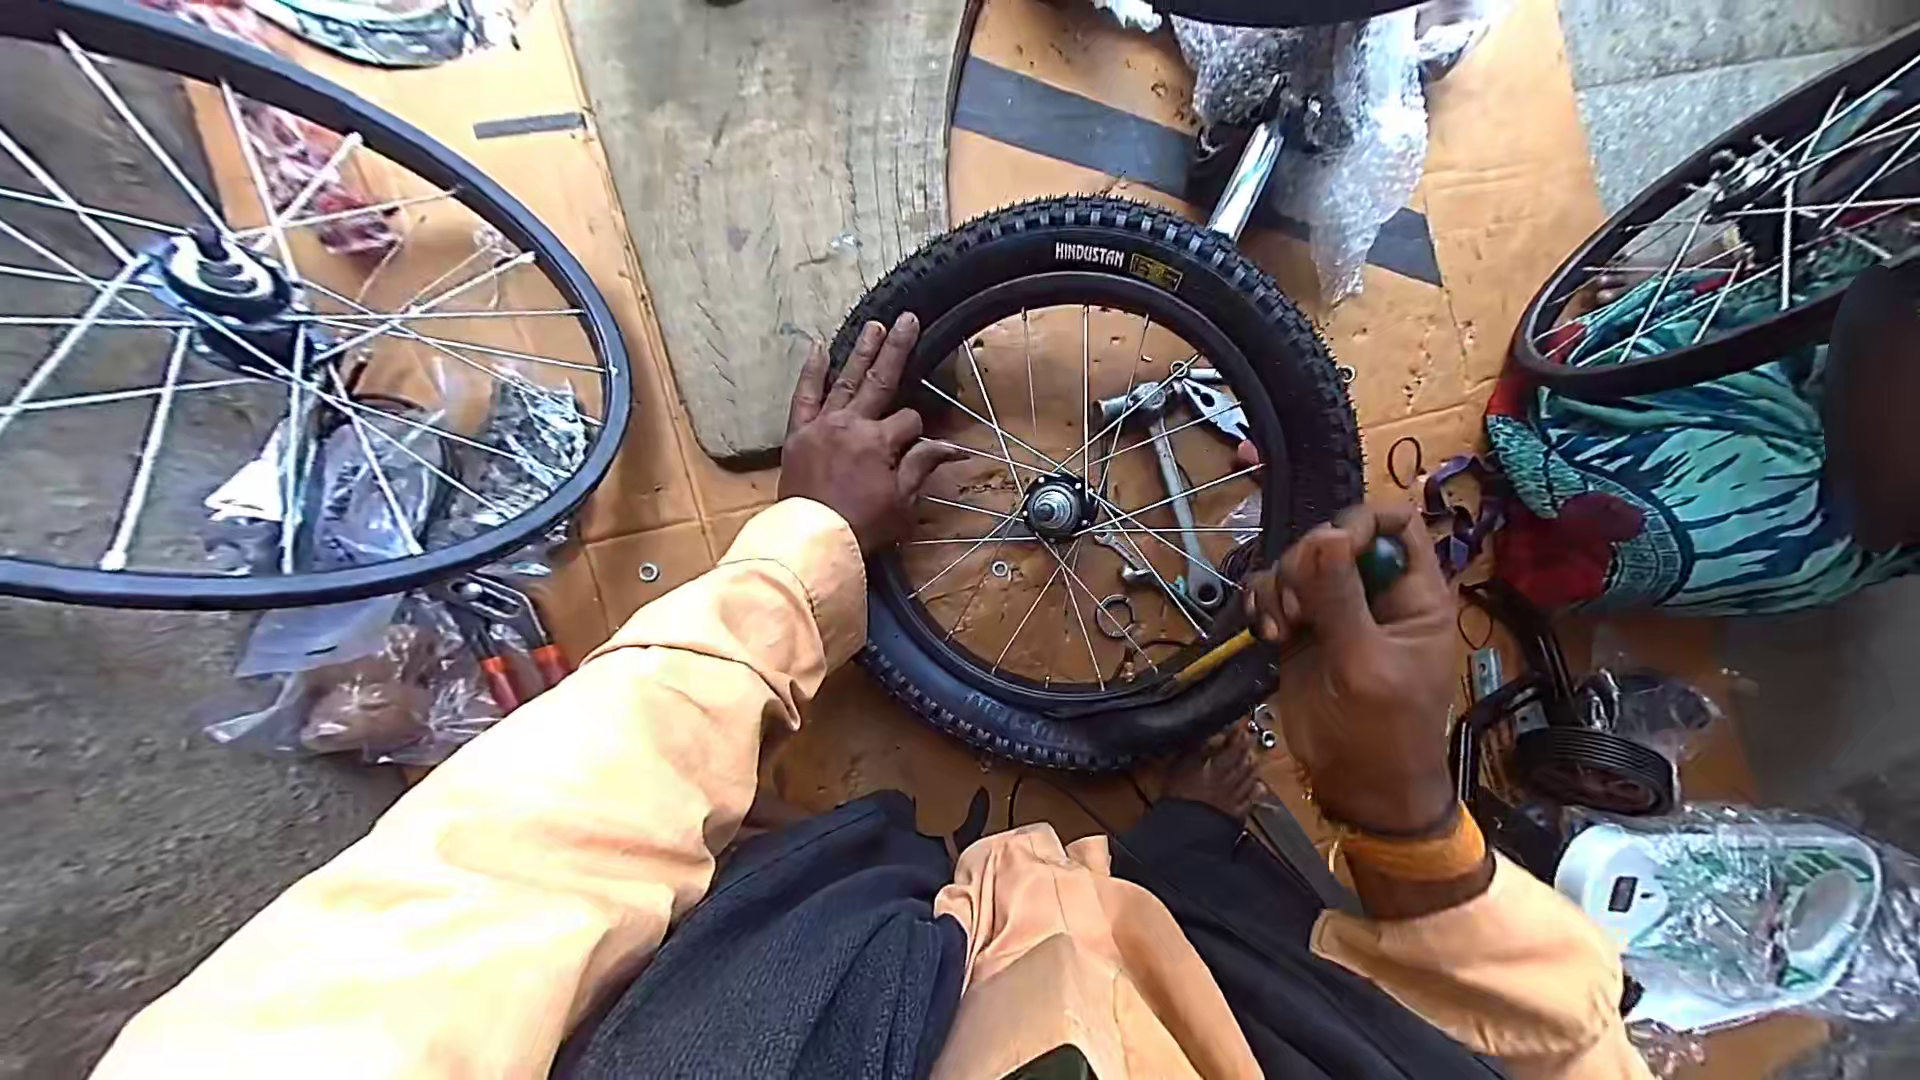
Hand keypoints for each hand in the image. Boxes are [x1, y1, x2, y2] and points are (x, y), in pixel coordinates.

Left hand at [780, 313, 960, 553]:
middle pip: (881, 381)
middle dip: (898, 349)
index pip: (910, 422)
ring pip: (846, 380)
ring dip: (861, 352)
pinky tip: (819, 348)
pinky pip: (805, 396)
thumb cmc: (862, 523)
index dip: (920, 433)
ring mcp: (823, 424)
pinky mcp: (799, 432)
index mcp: (880, 442)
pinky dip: (812, 373)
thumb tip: (954, 448)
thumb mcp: (902, 500)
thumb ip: (923, 466)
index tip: (917, 449)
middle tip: (907, 319)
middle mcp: (852, 424)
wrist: (814, 538)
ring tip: (873, 326)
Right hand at [1245, 502, 1457, 834]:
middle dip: (1304, 566)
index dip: (1358, 524)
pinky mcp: (1296, 626)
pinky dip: (1259, 604)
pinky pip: (1269, 591)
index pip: (1393, 523)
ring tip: (1280, 631)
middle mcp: (1370, 591)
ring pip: (1293, 564)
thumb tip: (1325, 534)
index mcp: (1412, 593)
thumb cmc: (1383, 729)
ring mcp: (1330, 608)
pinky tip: (1264, 633)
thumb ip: (1341, 598)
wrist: (1356, 781)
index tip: (1326, 553)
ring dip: (1276, 589)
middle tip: (1298, 611)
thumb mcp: (1365, 662)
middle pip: (1329, 539)